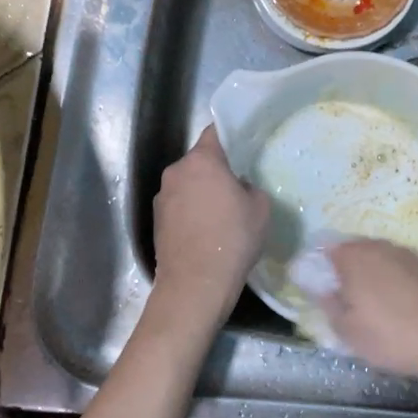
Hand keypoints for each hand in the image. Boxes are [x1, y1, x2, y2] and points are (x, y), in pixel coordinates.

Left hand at [150, 126, 269, 325]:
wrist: (196, 284)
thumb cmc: (233, 239)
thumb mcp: (260, 208)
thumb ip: (251, 187)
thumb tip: (238, 187)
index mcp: (201, 160)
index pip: (215, 132)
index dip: (231, 136)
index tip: (244, 146)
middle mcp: (176, 172)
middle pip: (199, 161)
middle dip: (217, 169)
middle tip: (238, 185)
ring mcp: (162, 197)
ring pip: (188, 184)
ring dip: (202, 192)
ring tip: (222, 214)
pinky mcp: (157, 220)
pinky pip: (179, 206)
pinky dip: (192, 212)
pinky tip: (207, 232)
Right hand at [317, 239, 417, 381]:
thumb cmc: (393, 337)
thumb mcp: (349, 332)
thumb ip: (328, 304)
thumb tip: (319, 288)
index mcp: (352, 257)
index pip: (323, 250)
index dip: (316, 269)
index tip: (315, 290)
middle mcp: (376, 245)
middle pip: (349, 251)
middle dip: (341, 270)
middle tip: (340, 300)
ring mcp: (402, 252)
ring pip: (373, 257)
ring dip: (365, 273)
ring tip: (366, 303)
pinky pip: (393, 265)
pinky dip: (386, 278)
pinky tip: (391, 302)